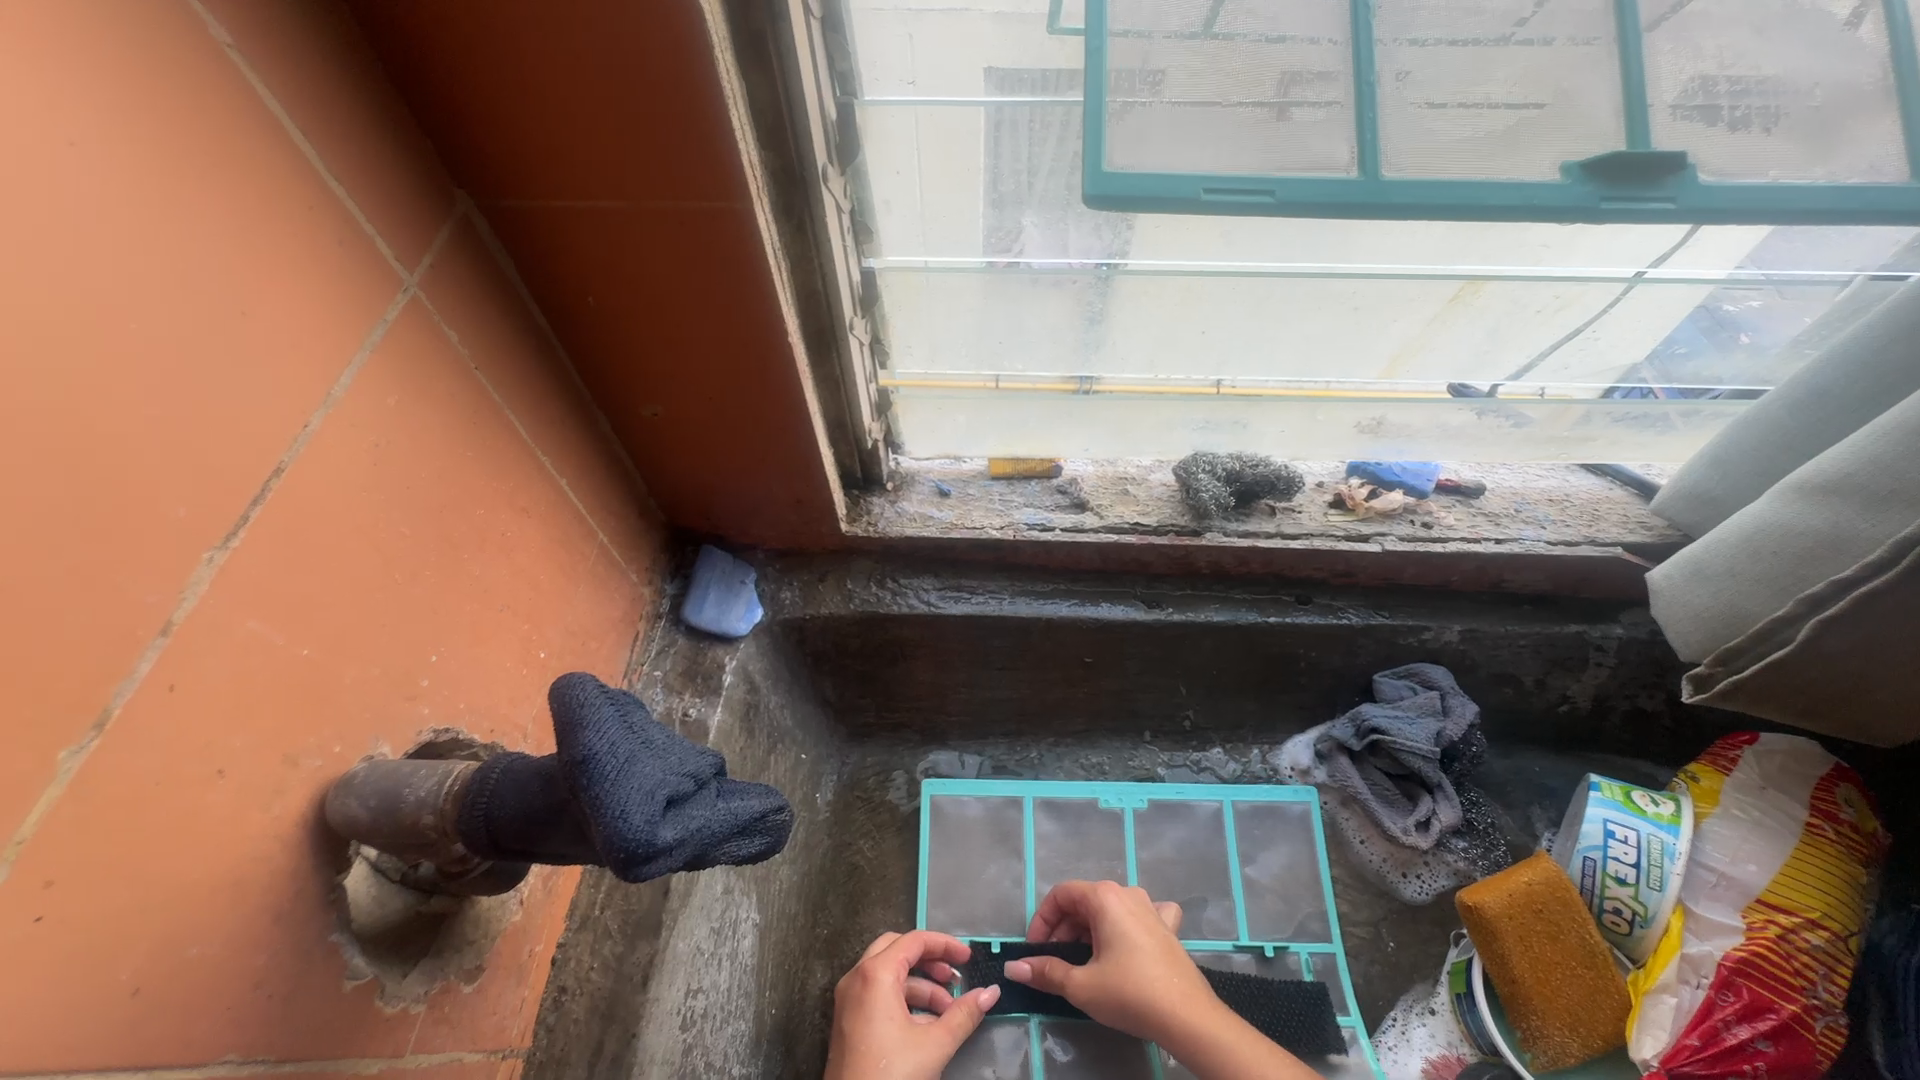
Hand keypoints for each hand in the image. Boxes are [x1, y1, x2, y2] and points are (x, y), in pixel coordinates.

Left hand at [825, 929, 1000, 1079]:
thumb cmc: (891, 1075)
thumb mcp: (934, 1044)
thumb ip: (965, 1014)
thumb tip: (990, 993)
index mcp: (875, 974)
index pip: (914, 940)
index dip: (945, 945)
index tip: (968, 958)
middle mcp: (857, 978)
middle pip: (898, 950)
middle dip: (930, 961)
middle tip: (955, 978)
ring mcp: (849, 999)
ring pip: (889, 975)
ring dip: (921, 986)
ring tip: (949, 1010)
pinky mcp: (848, 1020)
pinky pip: (879, 995)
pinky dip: (904, 1000)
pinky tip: (928, 1024)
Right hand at [1007, 881, 1325, 1079]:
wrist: (1188, 1017)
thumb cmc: (1130, 993)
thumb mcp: (1081, 985)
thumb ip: (1045, 972)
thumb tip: (1013, 967)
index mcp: (1104, 897)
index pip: (1061, 895)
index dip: (1042, 921)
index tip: (1035, 950)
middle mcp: (1128, 893)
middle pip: (1084, 902)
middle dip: (1063, 930)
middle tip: (1055, 963)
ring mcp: (1152, 908)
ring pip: (1110, 910)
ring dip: (1090, 931)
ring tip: (1084, 962)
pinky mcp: (1169, 928)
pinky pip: (1141, 916)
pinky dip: (1127, 926)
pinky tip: (1128, 943)